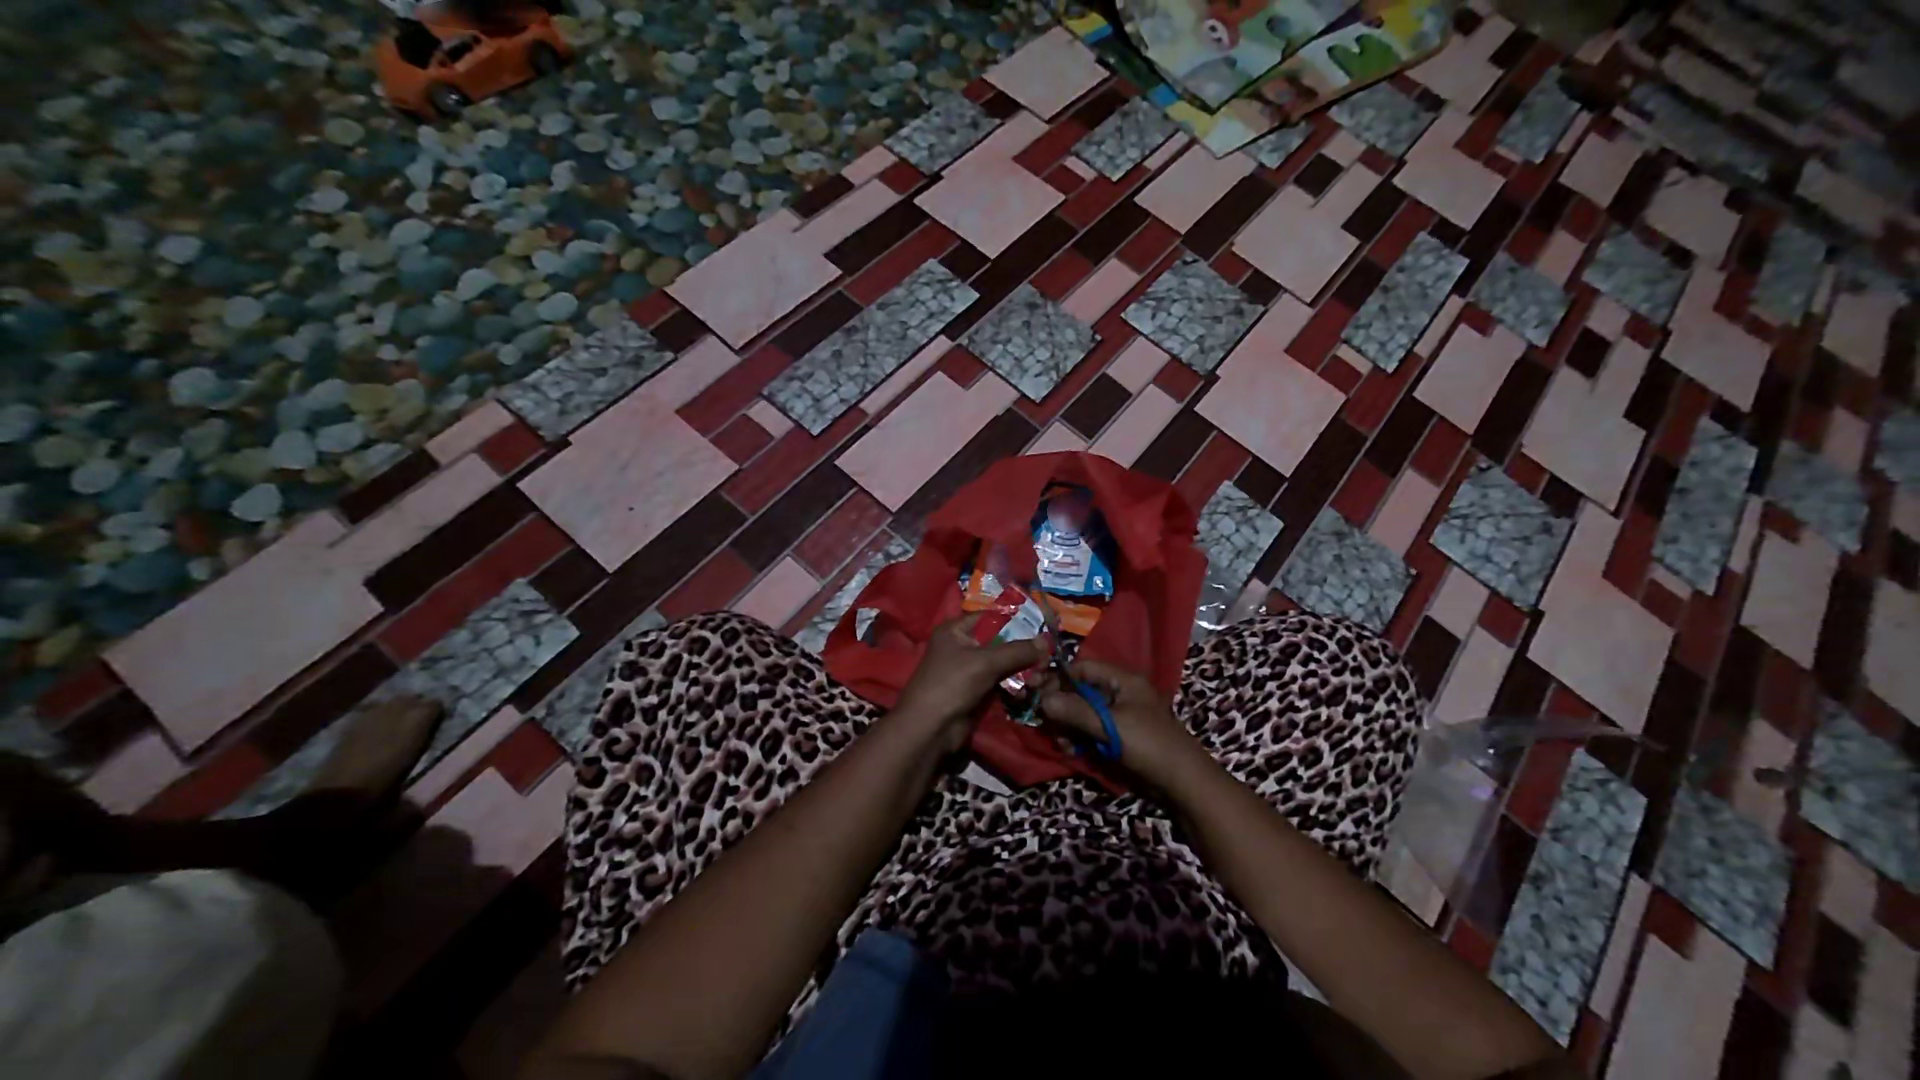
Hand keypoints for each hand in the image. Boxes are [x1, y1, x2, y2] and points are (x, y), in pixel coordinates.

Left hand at [894, 614, 1048, 752]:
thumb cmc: (951, 684)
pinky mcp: (977, 691)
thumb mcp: (985, 662)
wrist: (930, 729)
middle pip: (1002, 641)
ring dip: (1024, 670)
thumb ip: (1016, 650)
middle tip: (1047, 659)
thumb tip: (1047, 641)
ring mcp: (970, 670)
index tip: (1044, 626)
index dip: (1018, 621)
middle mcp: (963, 646)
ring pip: (1005, 664)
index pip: (993, 617)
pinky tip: (1030, 690)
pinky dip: (1016, 685)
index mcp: (956, 630)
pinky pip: (1002, 682)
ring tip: (1040, 679)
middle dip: (1025, 650)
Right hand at [1038, 659, 1199, 790]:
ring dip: (1067, 725)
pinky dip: (1077, 738)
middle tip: (1045, 722)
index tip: (1037, 691)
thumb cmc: (1149, 745)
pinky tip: (1070, 750)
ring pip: (1081, 712)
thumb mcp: (1110, 725)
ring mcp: (1117, 715)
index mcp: (1123, 680)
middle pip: (1079, 690)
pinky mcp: (1116, 736)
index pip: (1083, 667)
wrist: (1182, 783)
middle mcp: (1118, 693)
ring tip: (1062, 742)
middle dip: (1061, 705)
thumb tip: (1042, 699)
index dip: (1059, 677)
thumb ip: (1075, 711)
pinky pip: (1089, 729)